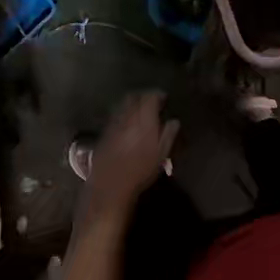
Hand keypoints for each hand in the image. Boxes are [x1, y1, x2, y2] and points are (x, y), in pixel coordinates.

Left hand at [83, 91, 178, 221]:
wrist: (111, 185)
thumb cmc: (140, 171)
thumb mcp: (161, 155)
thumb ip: (168, 135)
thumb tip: (174, 121)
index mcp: (143, 121)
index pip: (149, 98)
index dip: (157, 95)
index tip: (163, 98)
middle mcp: (127, 117)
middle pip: (134, 97)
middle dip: (143, 96)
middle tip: (151, 103)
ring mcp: (114, 123)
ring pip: (122, 105)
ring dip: (132, 103)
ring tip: (140, 111)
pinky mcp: (105, 131)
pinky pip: (115, 115)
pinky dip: (122, 114)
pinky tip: (127, 123)